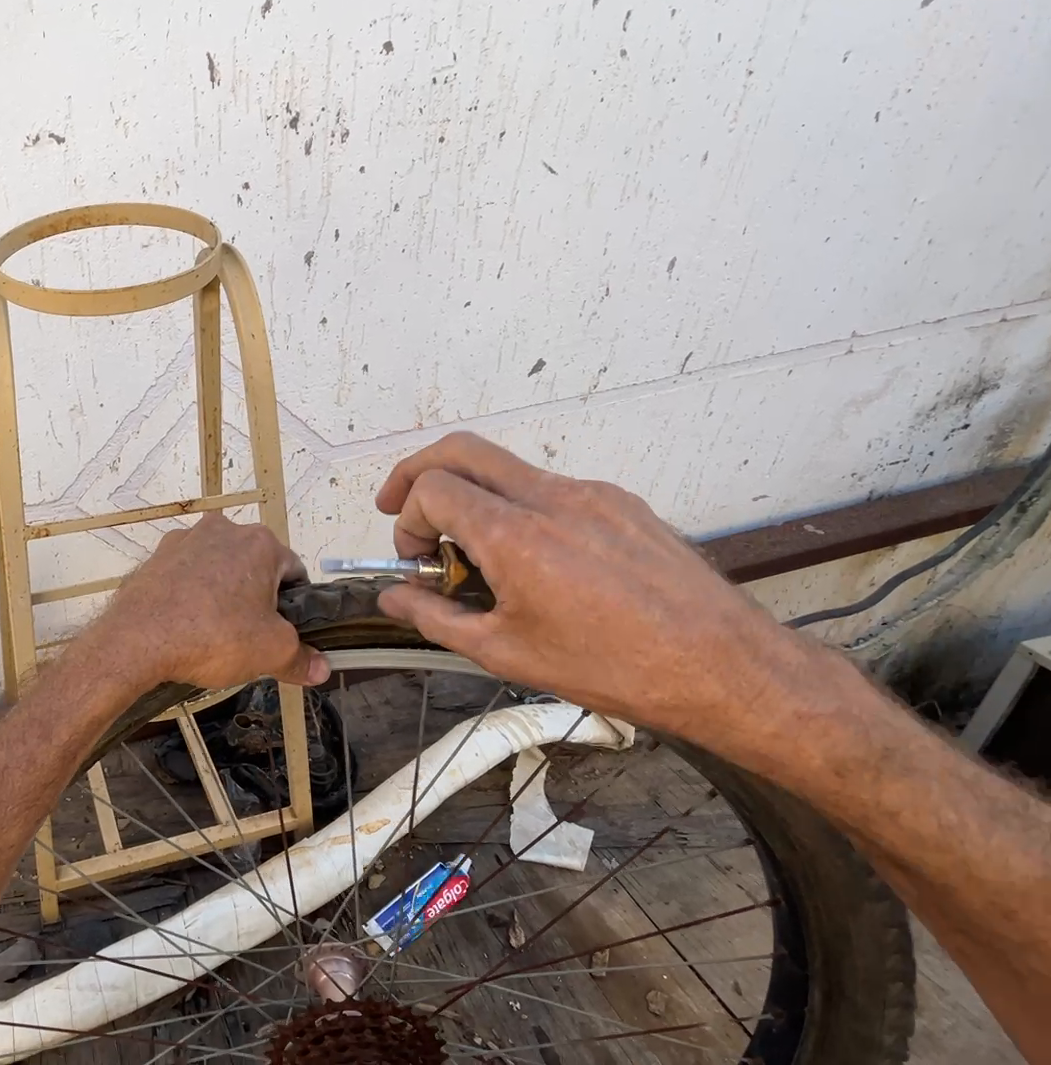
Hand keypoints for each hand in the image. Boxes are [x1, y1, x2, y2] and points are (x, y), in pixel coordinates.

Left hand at [94, 514, 329, 689]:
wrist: (138, 639)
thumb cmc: (215, 637)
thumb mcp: (271, 652)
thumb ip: (301, 658)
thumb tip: (321, 668)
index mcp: (260, 543)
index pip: (294, 572)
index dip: (294, 606)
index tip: (283, 633)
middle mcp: (223, 530)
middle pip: (254, 568)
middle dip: (256, 599)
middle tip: (248, 637)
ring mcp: (185, 540)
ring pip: (218, 569)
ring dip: (222, 595)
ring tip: (213, 634)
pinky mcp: (156, 557)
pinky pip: (185, 576)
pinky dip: (191, 594)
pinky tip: (185, 624)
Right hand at [372, 433, 801, 746]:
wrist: (725, 669)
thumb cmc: (610, 669)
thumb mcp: (504, 652)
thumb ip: (434, 616)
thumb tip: (392, 597)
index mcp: (516, 536)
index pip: (433, 488)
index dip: (409, 520)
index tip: (416, 560)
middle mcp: (552, 498)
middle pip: (462, 449)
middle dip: (417, 472)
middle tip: (400, 508)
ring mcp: (592, 493)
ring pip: (507, 468)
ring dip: (470, 496)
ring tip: (476, 555)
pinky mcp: (622, 503)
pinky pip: (549, 488)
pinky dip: (517, 508)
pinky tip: (532, 561)